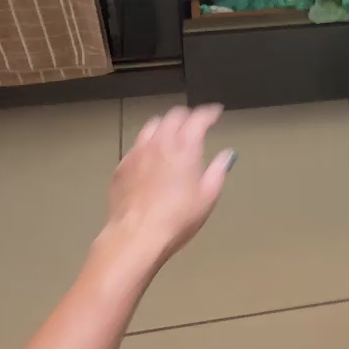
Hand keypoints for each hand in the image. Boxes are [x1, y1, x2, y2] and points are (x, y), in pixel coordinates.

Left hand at [97, 104, 232, 274]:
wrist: (136, 236)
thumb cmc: (178, 217)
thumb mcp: (208, 195)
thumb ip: (219, 169)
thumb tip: (227, 154)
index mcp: (185, 146)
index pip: (199, 118)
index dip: (209, 112)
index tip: (216, 113)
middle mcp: (160, 142)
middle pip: (173, 116)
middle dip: (187, 116)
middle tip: (196, 123)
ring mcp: (137, 152)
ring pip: (152, 126)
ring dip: (165, 125)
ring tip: (172, 134)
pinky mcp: (122, 166)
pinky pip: (137, 145)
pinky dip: (148, 144)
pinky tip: (151, 157)